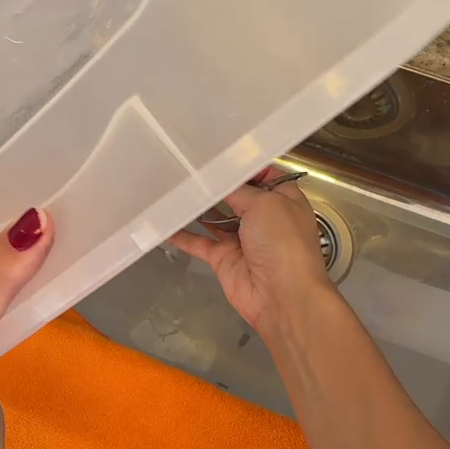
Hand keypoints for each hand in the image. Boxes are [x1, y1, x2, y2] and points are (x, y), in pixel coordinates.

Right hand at [168, 168, 334, 331]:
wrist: (281, 295)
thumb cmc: (283, 242)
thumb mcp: (265, 203)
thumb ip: (238, 190)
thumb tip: (217, 180)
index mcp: (283, 199)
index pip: (264, 174)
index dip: (244, 165)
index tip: (217, 154)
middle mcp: (264, 217)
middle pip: (237, 195)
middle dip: (216, 185)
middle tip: (188, 168)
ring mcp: (242, 239)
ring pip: (215, 218)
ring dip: (198, 207)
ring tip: (174, 188)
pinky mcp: (223, 258)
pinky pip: (199, 242)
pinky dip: (182, 235)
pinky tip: (166, 224)